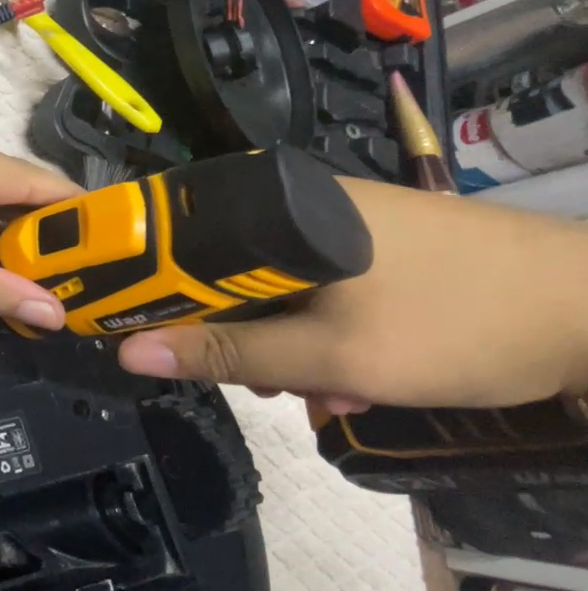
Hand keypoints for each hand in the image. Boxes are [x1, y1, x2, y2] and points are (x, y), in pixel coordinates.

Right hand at [118, 179, 587, 408]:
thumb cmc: (462, 324)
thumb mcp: (335, 355)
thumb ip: (228, 354)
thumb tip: (127, 351)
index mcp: (275, 206)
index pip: (177, 245)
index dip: (163, 298)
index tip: (173, 347)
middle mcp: (298, 199)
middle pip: (227, 270)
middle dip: (244, 336)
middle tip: (276, 390)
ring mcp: (344, 216)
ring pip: (275, 283)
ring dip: (289, 342)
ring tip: (334, 392)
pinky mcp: (380, 236)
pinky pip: (319, 282)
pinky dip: (325, 326)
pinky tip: (360, 370)